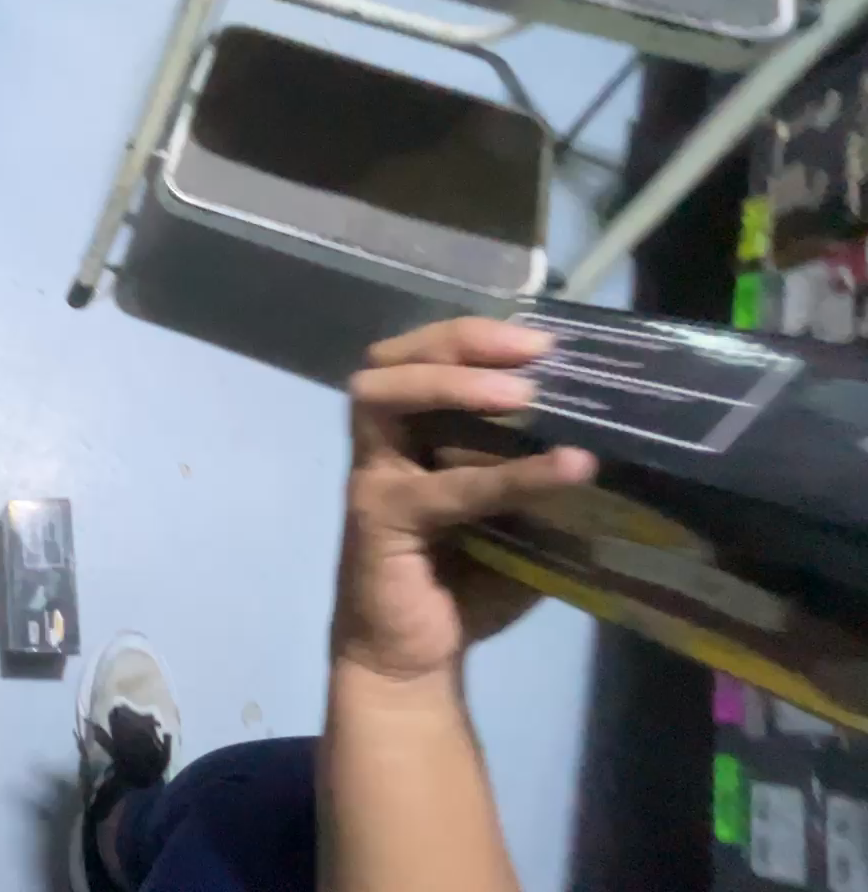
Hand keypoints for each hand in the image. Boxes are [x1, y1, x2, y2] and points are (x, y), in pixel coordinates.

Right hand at [335, 318, 596, 681]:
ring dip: (447, 382)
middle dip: (452, 342)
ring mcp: (373, 476)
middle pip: (384, 363)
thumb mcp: (517, 520)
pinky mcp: (378, 515)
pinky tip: (570, 469)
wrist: (409, 650)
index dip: (467, 337)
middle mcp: (382, 445)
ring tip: (520, 393)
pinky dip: (507, 475)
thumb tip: (613, 445)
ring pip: (377, 396)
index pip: (415, 361)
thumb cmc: (462, 582)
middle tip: (530, 350)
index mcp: (410, 437)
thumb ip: (538, 481)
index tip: (546, 340)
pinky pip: (441, 485)